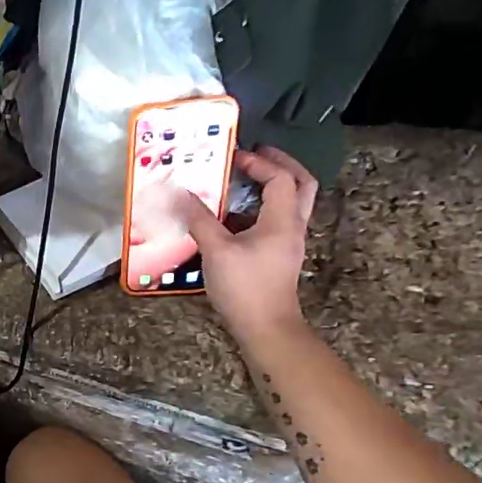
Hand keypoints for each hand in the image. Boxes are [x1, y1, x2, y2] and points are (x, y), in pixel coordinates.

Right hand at [177, 145, 318, 339]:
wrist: (266, 327)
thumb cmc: (244, 287)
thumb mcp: (216, 250)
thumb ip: (199, 220)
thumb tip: (180, 194)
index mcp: (283, 220)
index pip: (280, 178)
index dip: (259, 163)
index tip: (234, 156)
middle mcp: (292, 226)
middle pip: (301, 184)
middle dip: (281, 165)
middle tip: (257, 155)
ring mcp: (288, 242)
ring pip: (292, 202)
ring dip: (274, 185)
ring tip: (246, 179)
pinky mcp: (279, 255)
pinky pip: (277, 220)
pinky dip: (262, 207)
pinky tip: (237, 214)